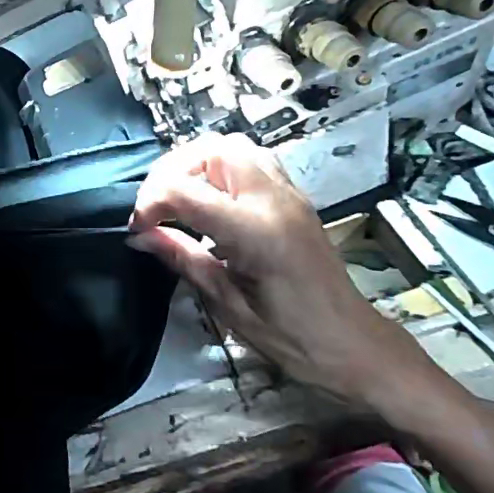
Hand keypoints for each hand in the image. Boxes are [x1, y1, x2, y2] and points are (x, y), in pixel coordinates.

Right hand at [126, 131, 441, 411]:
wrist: (355, 345)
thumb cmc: (293, 338)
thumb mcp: (228, 304)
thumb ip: (183, 258)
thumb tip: (138, 236)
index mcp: (256, 230)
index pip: (185, 190)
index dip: (150, 203)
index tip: (138, 229)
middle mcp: (273, 199)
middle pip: (210, 151)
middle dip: (170, 172)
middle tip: (156, 208)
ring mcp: (287, 193)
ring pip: (232, 147)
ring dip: (196, 164)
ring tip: (177, 198)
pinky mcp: (292, 196)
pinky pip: (250, 159)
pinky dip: (219, 166)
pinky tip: (208, 197)